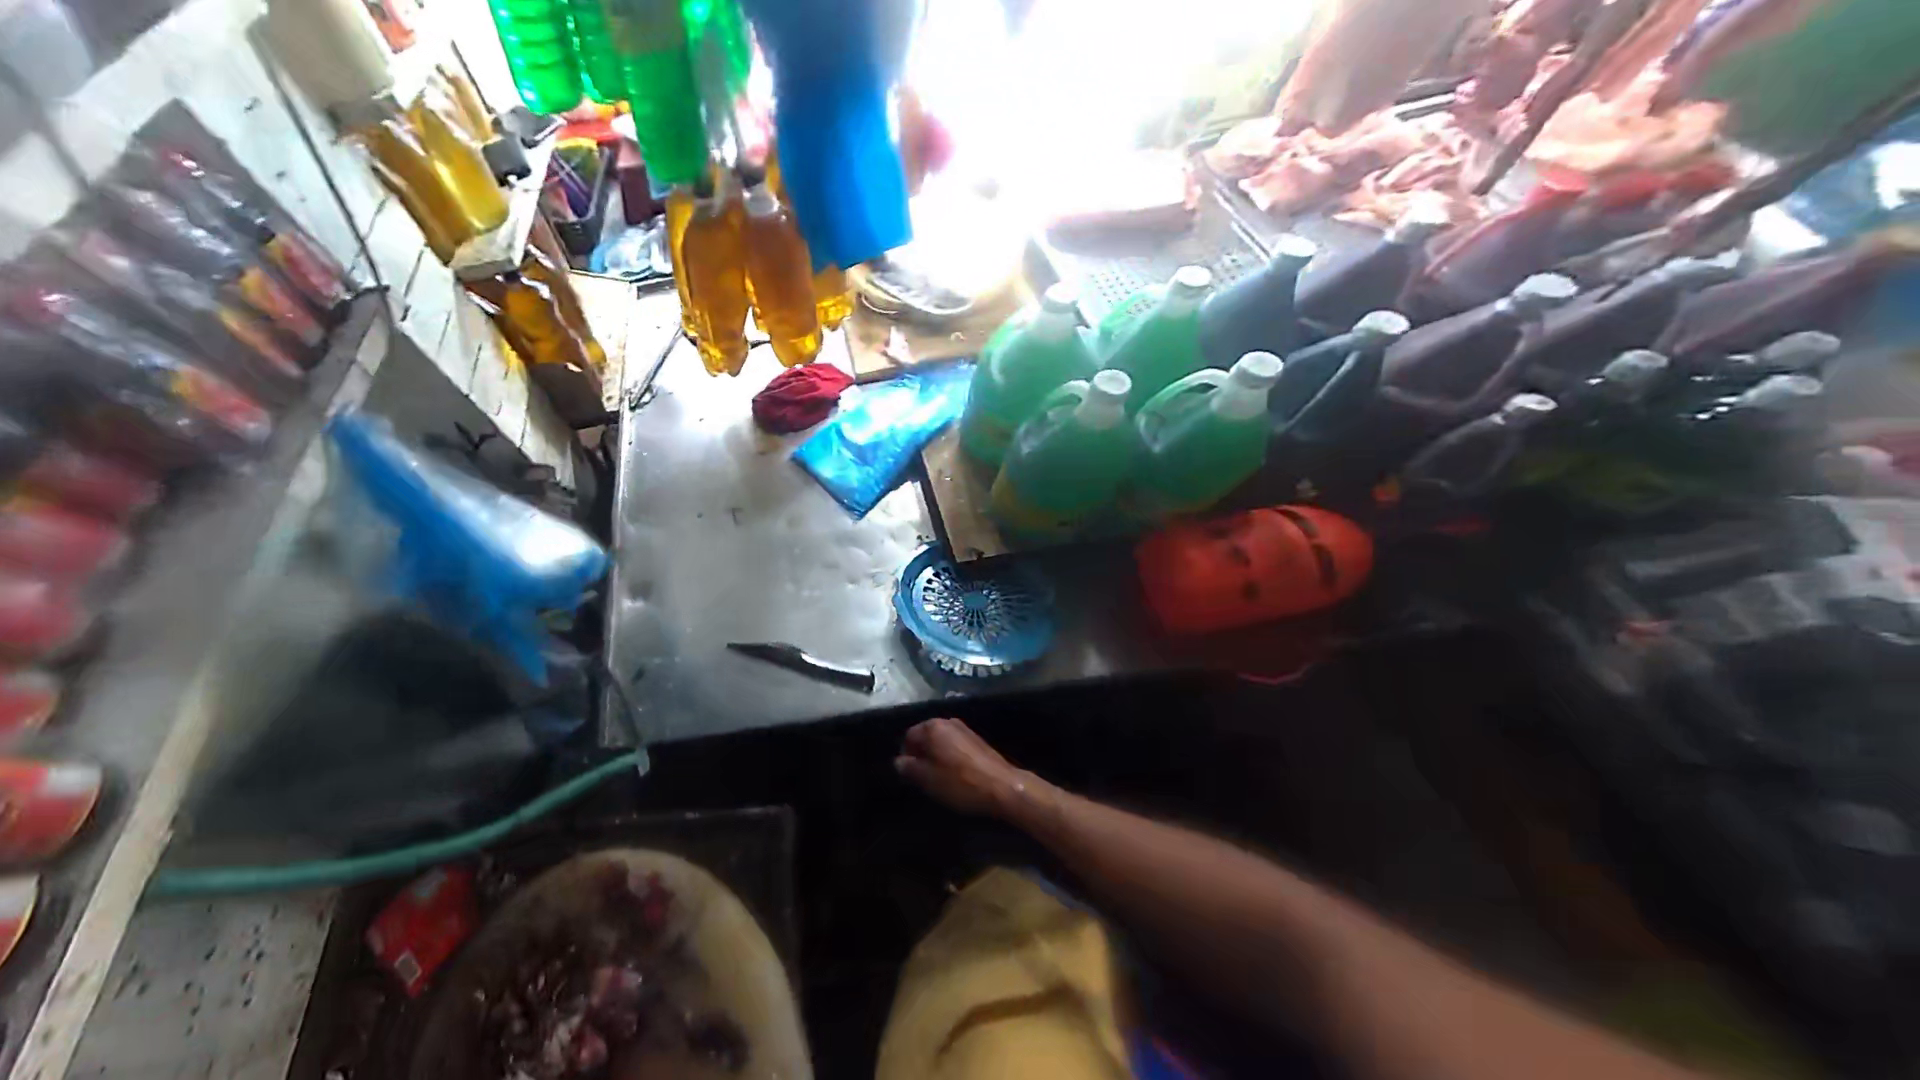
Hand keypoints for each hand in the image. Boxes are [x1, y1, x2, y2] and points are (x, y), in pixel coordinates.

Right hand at [895, 717, 1033, 818]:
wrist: (1002, 787)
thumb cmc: (960, 782)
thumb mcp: (927, 779)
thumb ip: (908, 768)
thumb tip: (899, 761)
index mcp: (932, 727)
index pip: (908, 737)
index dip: (906, 757)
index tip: (911, 776)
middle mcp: (947, 721)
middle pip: (925, 737)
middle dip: (921, 756)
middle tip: (924, 779)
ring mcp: (964, 729)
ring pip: (940, 742)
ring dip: (936, 757)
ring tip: (940, 779)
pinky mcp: (977, 739)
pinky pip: (954, 746)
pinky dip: (950, 757)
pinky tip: (956, 775)